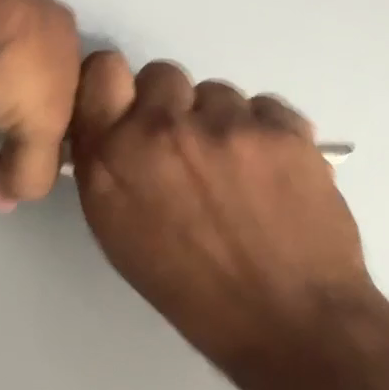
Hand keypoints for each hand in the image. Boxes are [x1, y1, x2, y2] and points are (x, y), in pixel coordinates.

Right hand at [68, 51, 380, 368]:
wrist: (287, 320)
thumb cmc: (184, 281)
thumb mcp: (112, 222)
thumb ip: (102, 162)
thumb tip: (110, 128)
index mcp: (109, 151)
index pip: (101, 69)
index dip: (115, 82)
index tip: (126, 106)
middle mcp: (159, 128)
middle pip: (162, 73)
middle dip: (171, 103)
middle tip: (186, 145)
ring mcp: (224, 127)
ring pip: (217, 92)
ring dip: (220, 120)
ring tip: (236, 166)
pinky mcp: (283, 133)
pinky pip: (267, 107)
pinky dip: (267, 131)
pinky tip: (271, 169)